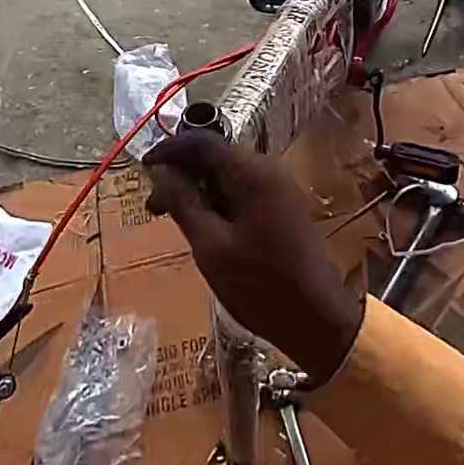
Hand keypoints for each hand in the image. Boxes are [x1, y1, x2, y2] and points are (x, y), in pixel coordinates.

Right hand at [144, 129, 363, 386]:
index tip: (144, 168)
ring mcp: (278, 186)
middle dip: (181, 173)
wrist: (319, 322)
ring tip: (173, 216)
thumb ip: (183, 202)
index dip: (169, 151)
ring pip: (225, 173)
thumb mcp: (210, 246)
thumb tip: (159, 171)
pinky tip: (201, 222)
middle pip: (214, 156)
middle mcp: (268, 169)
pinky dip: (216, 199)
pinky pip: (240, 188)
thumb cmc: (261, 285)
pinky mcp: (281, 203)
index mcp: (253, 173)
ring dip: (197, 188)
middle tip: (155, 204)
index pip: (202, 142)